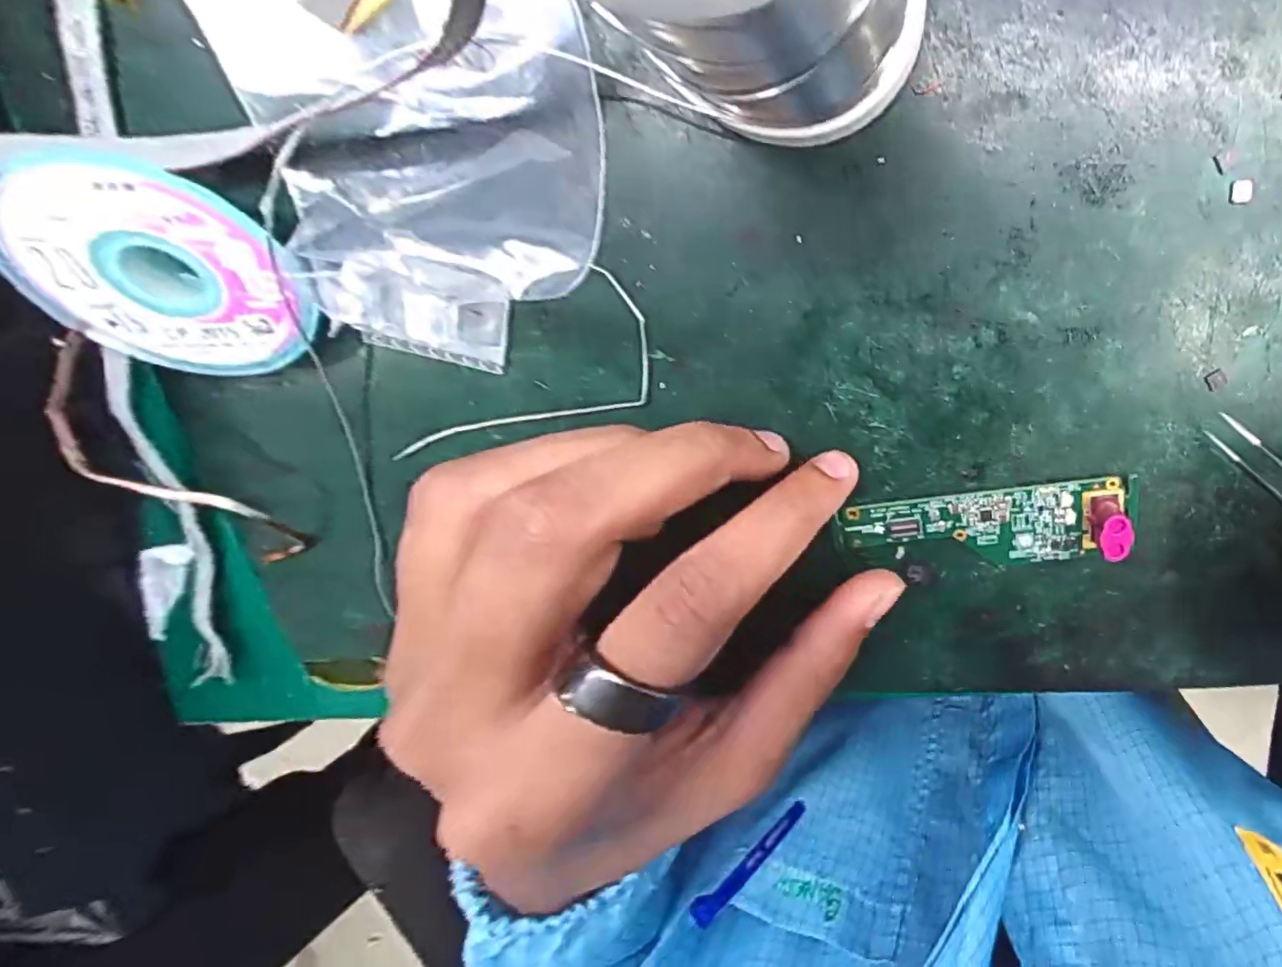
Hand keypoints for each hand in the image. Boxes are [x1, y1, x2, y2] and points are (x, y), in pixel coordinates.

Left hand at [379, 422, 904, 914]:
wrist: (507, 831)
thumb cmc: (636, 803)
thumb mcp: (737, 762)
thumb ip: (809, 669)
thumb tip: (880, 583)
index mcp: (559, 771)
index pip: (676, 613)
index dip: (765, 529)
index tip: (828, 477)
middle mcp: (463, 701)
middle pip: (560, 531)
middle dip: (680, 462)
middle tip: (760, 449)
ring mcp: (413, 642)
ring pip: (506, 495)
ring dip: (624, 450)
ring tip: (696, 455)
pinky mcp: (401, 595)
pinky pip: (465, 485)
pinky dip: (558, 452)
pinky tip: (616, 465)